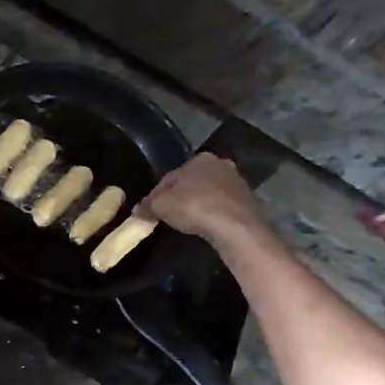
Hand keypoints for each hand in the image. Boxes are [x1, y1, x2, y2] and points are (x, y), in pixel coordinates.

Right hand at [141, 153, 270, 245]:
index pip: (169, 178)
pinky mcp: (246, 197)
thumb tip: (138, 210)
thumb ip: (147, 206)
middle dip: (178, 196)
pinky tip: (203, 222)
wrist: (234, 224)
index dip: (156, 195)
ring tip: (185, 219)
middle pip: (190, 182)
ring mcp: (236, 180)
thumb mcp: (160, 206)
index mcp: (198, 159)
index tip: (149, 210)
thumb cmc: (194, 207)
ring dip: (195, 203)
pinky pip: (220, 203)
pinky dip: (210, 210)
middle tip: (167, 214)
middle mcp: (220, 163)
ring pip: (206, 191)